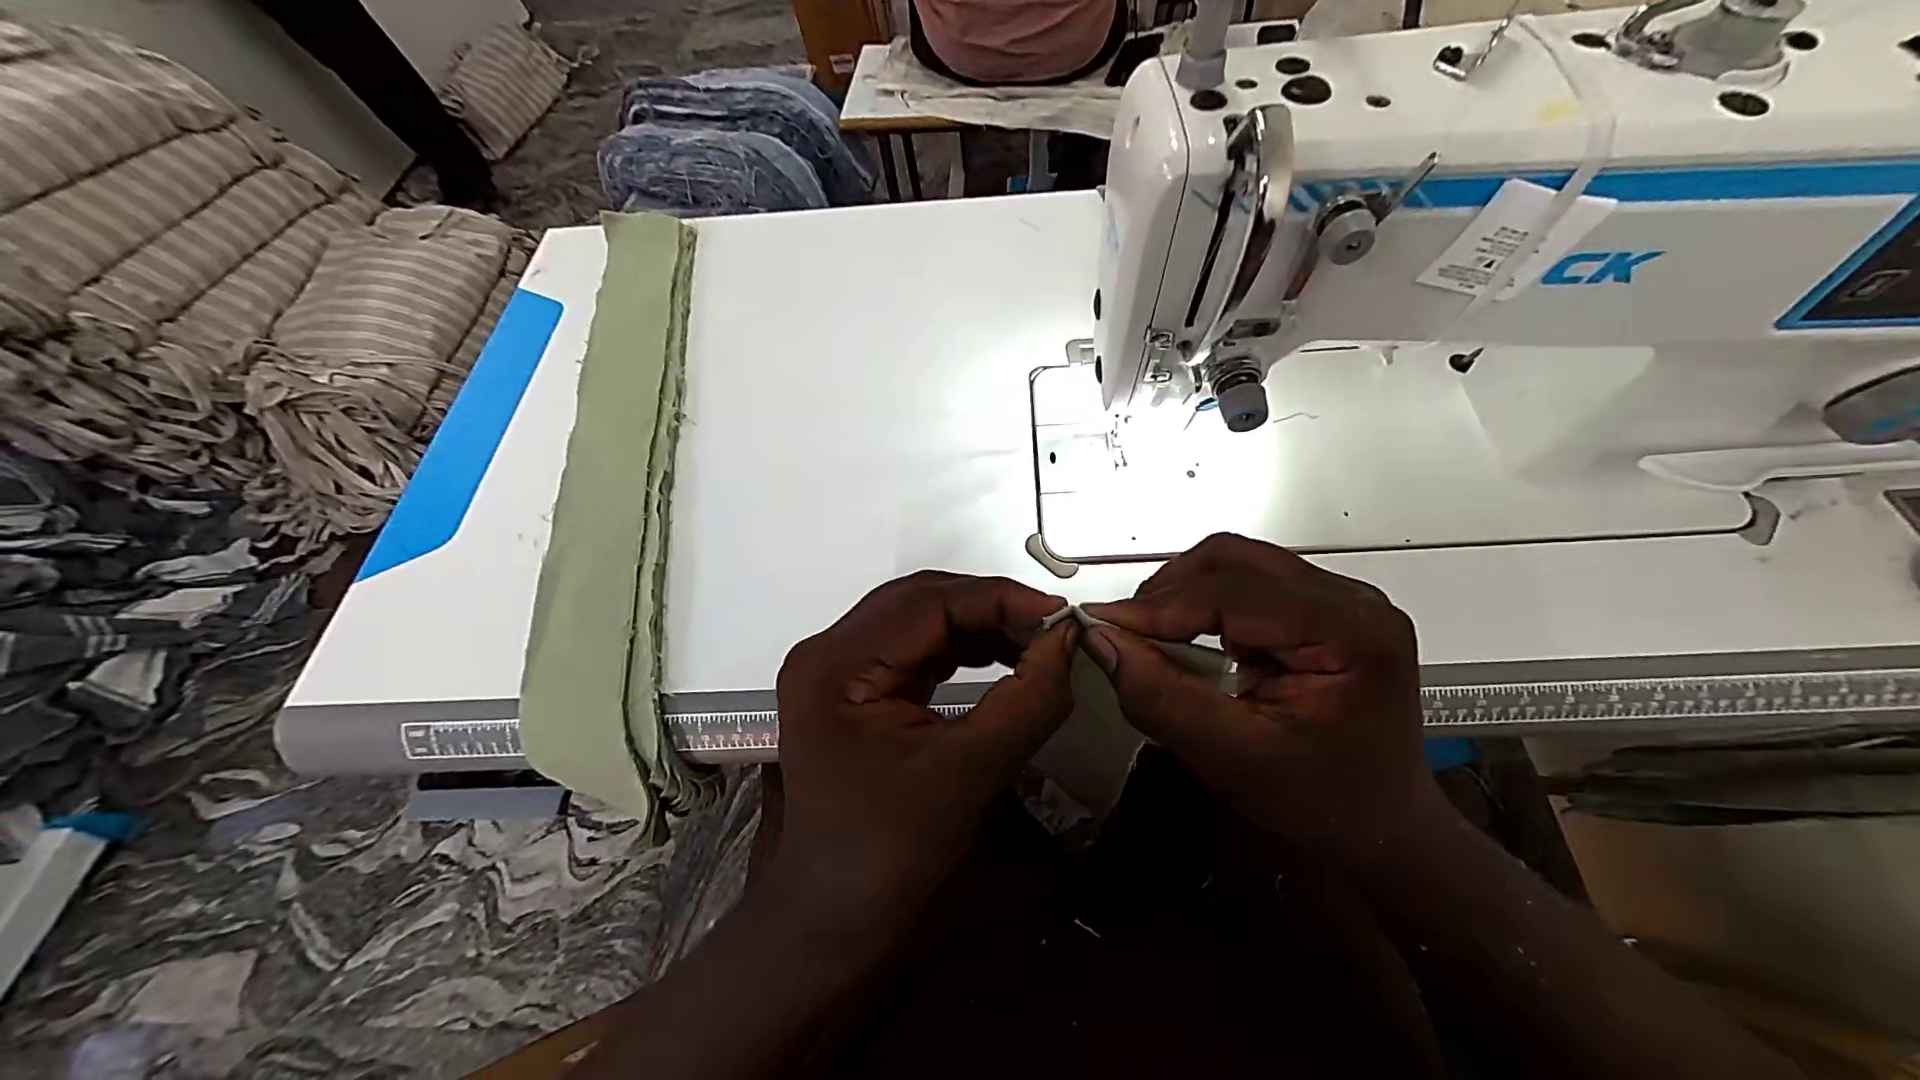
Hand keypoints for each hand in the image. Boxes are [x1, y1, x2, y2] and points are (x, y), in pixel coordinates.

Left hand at [767, 571, 1078, 930]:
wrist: (836, 918)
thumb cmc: (888, 855)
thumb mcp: (968, 773)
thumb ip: (1027, 701)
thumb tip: (1067, 641)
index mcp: (835, 667)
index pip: (926, 603)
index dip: (998, 598)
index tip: (1058, 613)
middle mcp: (828, 653)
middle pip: (919, 602)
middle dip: (990, 607)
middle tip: (1050, 625)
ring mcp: (839, 670)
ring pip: (921, 619)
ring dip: (980, 624)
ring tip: (1034, 641)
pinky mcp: (858, 688)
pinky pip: (918, 648)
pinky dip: (965, 647)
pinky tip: (1003, 656)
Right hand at [1084, 533, 1435, 865]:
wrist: (1378, 825)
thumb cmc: (1327, 802)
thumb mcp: (1234, 759)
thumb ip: (1163, 698)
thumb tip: (1105, 643)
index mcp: (1352, 633)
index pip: (1234, 595)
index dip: (1159, 607)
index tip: (1104, 624)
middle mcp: (1351, 602)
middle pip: (1233, 562)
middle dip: (1167, 593)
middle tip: (1122, 630)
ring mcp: (1335, 601)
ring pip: (1233, 565)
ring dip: (1181, 595)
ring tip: (1149, 636)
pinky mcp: (1314, 610)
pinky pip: (1242, 585)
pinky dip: (1200, 606)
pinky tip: (1185, 639)